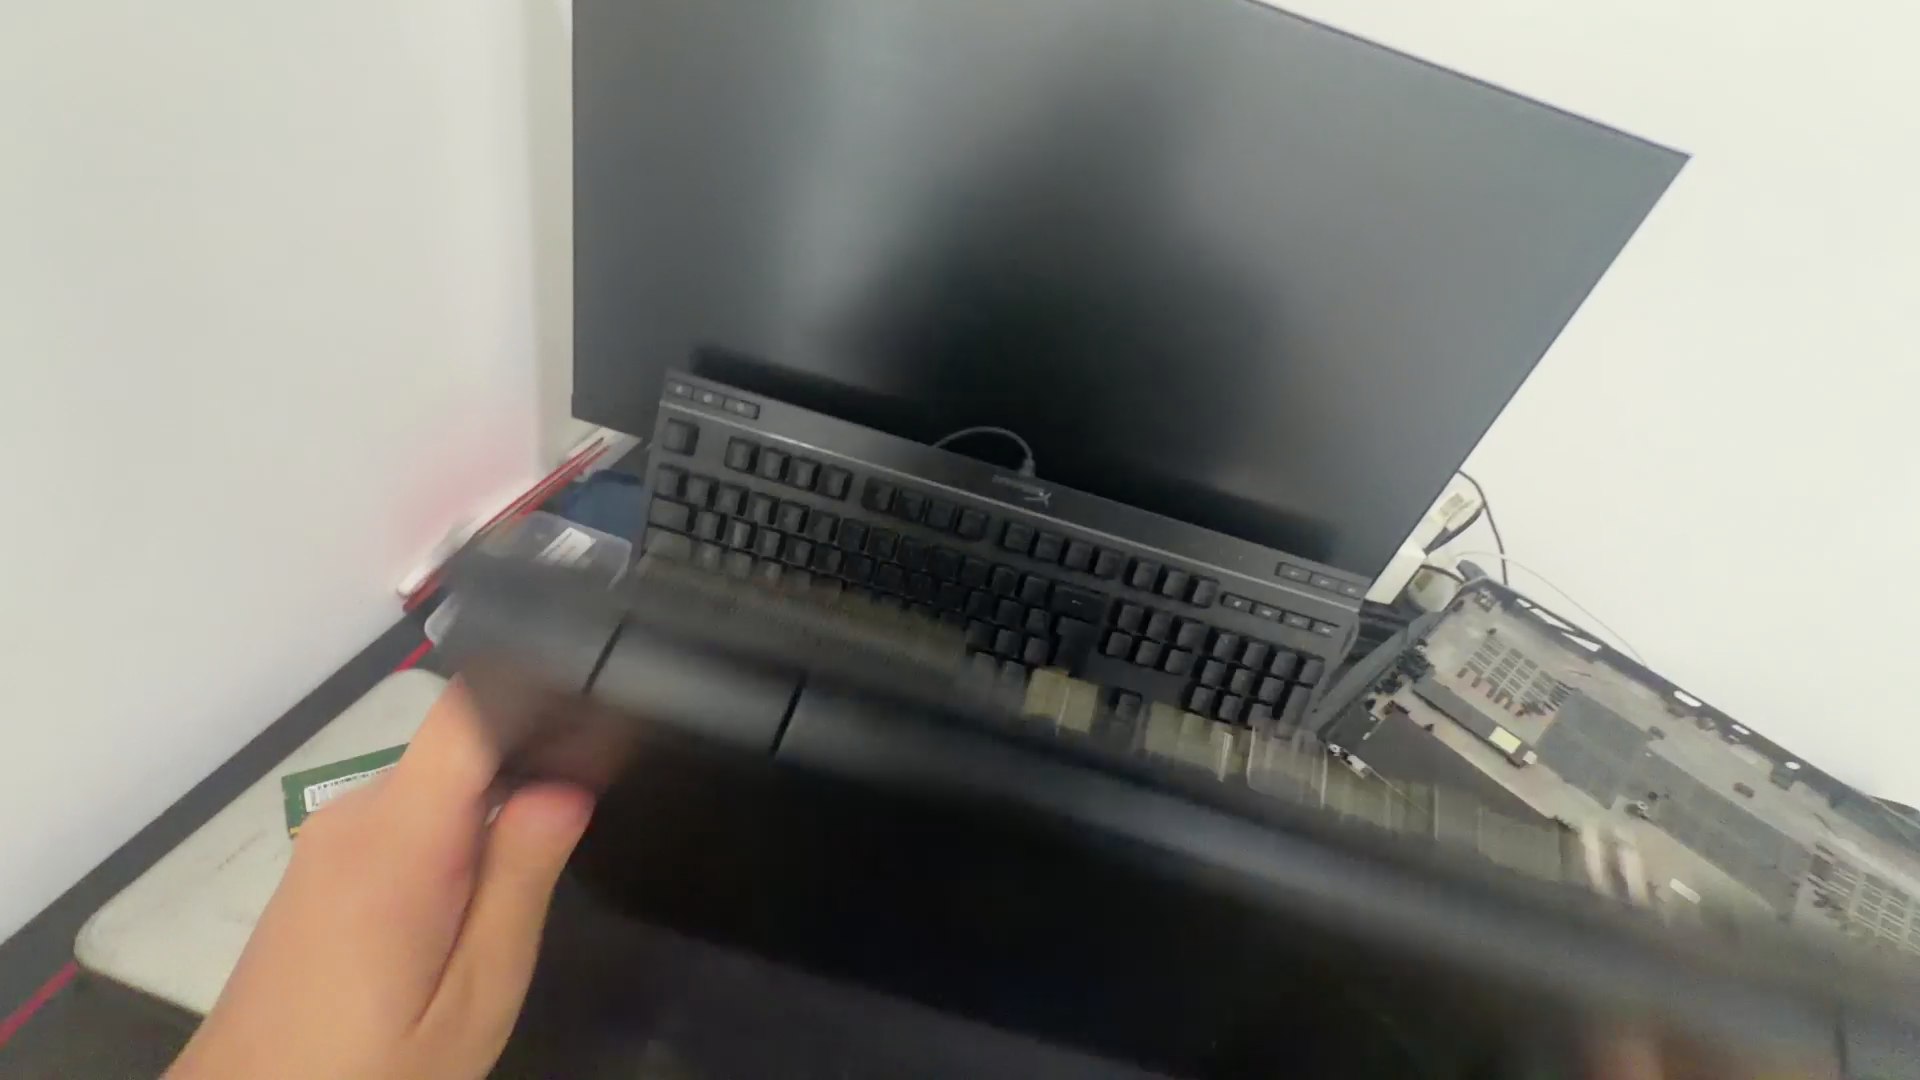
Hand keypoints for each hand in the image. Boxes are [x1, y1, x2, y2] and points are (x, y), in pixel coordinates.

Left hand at [166, 682, 594, 1079]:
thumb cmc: (368, 1073)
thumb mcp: (476, 991)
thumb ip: (521, 878)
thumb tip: (568, 784)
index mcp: (396, 836)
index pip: (469, 711)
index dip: (539, 696)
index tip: (595, 729)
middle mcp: (358, 813)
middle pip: (470, 744)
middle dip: (531, 775)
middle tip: (563, 847)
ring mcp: (336, 833)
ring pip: (450, 777)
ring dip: (498, 811)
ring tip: (511, 888)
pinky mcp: (332, 855)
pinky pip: (421, 807)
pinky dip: (464, 829)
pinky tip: (468, 898)